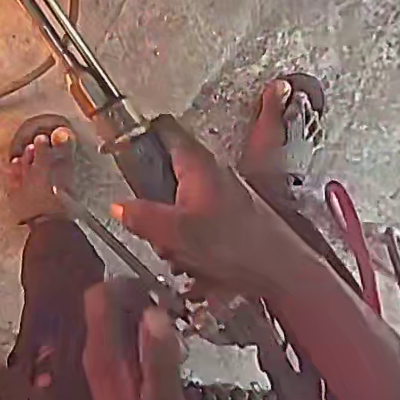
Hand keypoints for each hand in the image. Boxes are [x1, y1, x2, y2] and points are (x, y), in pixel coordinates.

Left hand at [83, 280, 191, 399]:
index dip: (129, 285)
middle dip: (141, 295)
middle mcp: (97, 353)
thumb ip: (160, 357)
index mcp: (104, 356)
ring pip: (117, 313)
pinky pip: (125, 331)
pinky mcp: (114, 369)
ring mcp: (103, 360)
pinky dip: (146, 329)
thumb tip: (155, 314)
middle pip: (108, 299)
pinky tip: (169, 348)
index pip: (100, 295)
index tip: (160, 295)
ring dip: (145, 312)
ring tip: (174, 330)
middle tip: (172, 311)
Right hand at [111, 115, 317, 296]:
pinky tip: (197, 261)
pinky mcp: (230, 214)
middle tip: (156, 230)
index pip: (163, 129)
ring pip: (180, 202)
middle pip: (166, 174)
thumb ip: (142, 217)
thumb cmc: (239, 245)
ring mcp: (222, 191)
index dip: (140, 136)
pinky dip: (191, 240)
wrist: (280, 270)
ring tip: (180, 253)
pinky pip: (197, 221)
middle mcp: (211, 170)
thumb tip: (118, 207)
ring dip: (172, 229)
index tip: (122, 149)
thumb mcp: (177, 233)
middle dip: (155, 205)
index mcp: (197, 163)